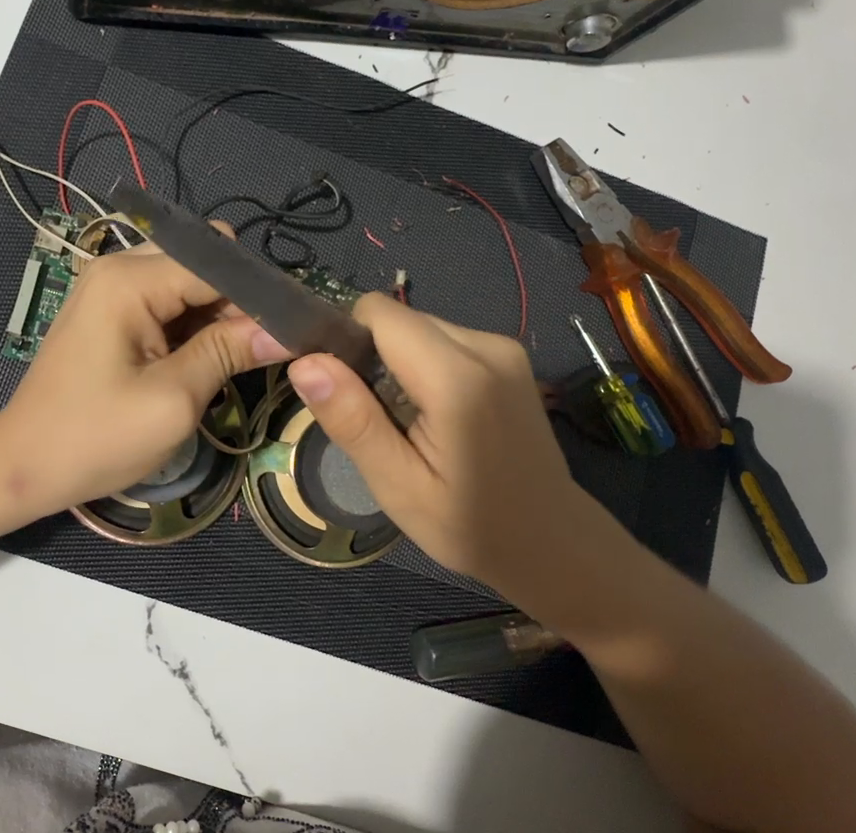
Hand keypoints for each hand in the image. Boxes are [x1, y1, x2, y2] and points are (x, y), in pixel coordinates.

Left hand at [0, 241, 291, 515]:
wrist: (23, 467)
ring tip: (246, 352)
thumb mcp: (173, 400)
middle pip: (201, 260)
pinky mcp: (109, 312)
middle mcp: (118, 268)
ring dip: (217, 311)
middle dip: (238, 297)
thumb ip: (228, 353)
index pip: (216, 263)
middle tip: (268, 343)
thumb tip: (287, 332)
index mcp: (129, 280)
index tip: (300, 324)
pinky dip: (192, 321)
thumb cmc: (95, 438)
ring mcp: (109, 288)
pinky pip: (164, 300)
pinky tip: (210, 354)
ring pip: (186, 280)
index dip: (260, 292)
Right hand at [286, 294, 594, 588]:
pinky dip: (423, 367)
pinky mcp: (508, 355)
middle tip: (375, 420)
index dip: (345, 339)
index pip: (379, 313)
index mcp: (458, 378)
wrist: (551, 542)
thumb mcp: (398, 485)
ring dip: (397, 363)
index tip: (339, 390)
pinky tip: (433, 415)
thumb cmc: (470, 525)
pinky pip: (442, 340)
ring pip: (418, 328)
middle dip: (371, 357)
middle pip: (399, 320)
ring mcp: (503, 347)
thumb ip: (353, 420)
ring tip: (406, 422)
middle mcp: (486, 346)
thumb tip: (304, 363)